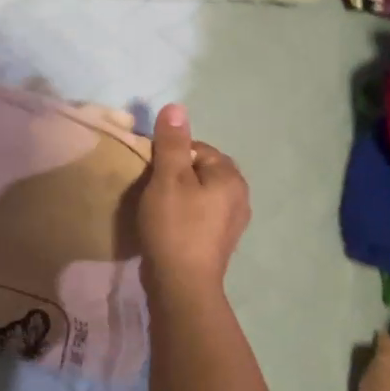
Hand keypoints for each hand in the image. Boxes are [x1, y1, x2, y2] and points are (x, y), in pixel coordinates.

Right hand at [137, 104, 250, 302]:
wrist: (182, 283)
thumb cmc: (174, 225)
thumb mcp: (168, 177)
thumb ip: (172, 143)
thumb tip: (176, 107)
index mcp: (230, 177)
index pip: (197, 148)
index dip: (169, 154)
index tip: (150, 171)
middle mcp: (239, 196)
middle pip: (200, 169)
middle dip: (175, 173)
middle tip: (150, 187)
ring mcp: (232, 221)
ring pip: (199, 192)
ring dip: (178, 193)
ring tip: (156, 205)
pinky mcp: (219, 240)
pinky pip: (200, 212)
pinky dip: (184, 212)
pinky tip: (167, 223)